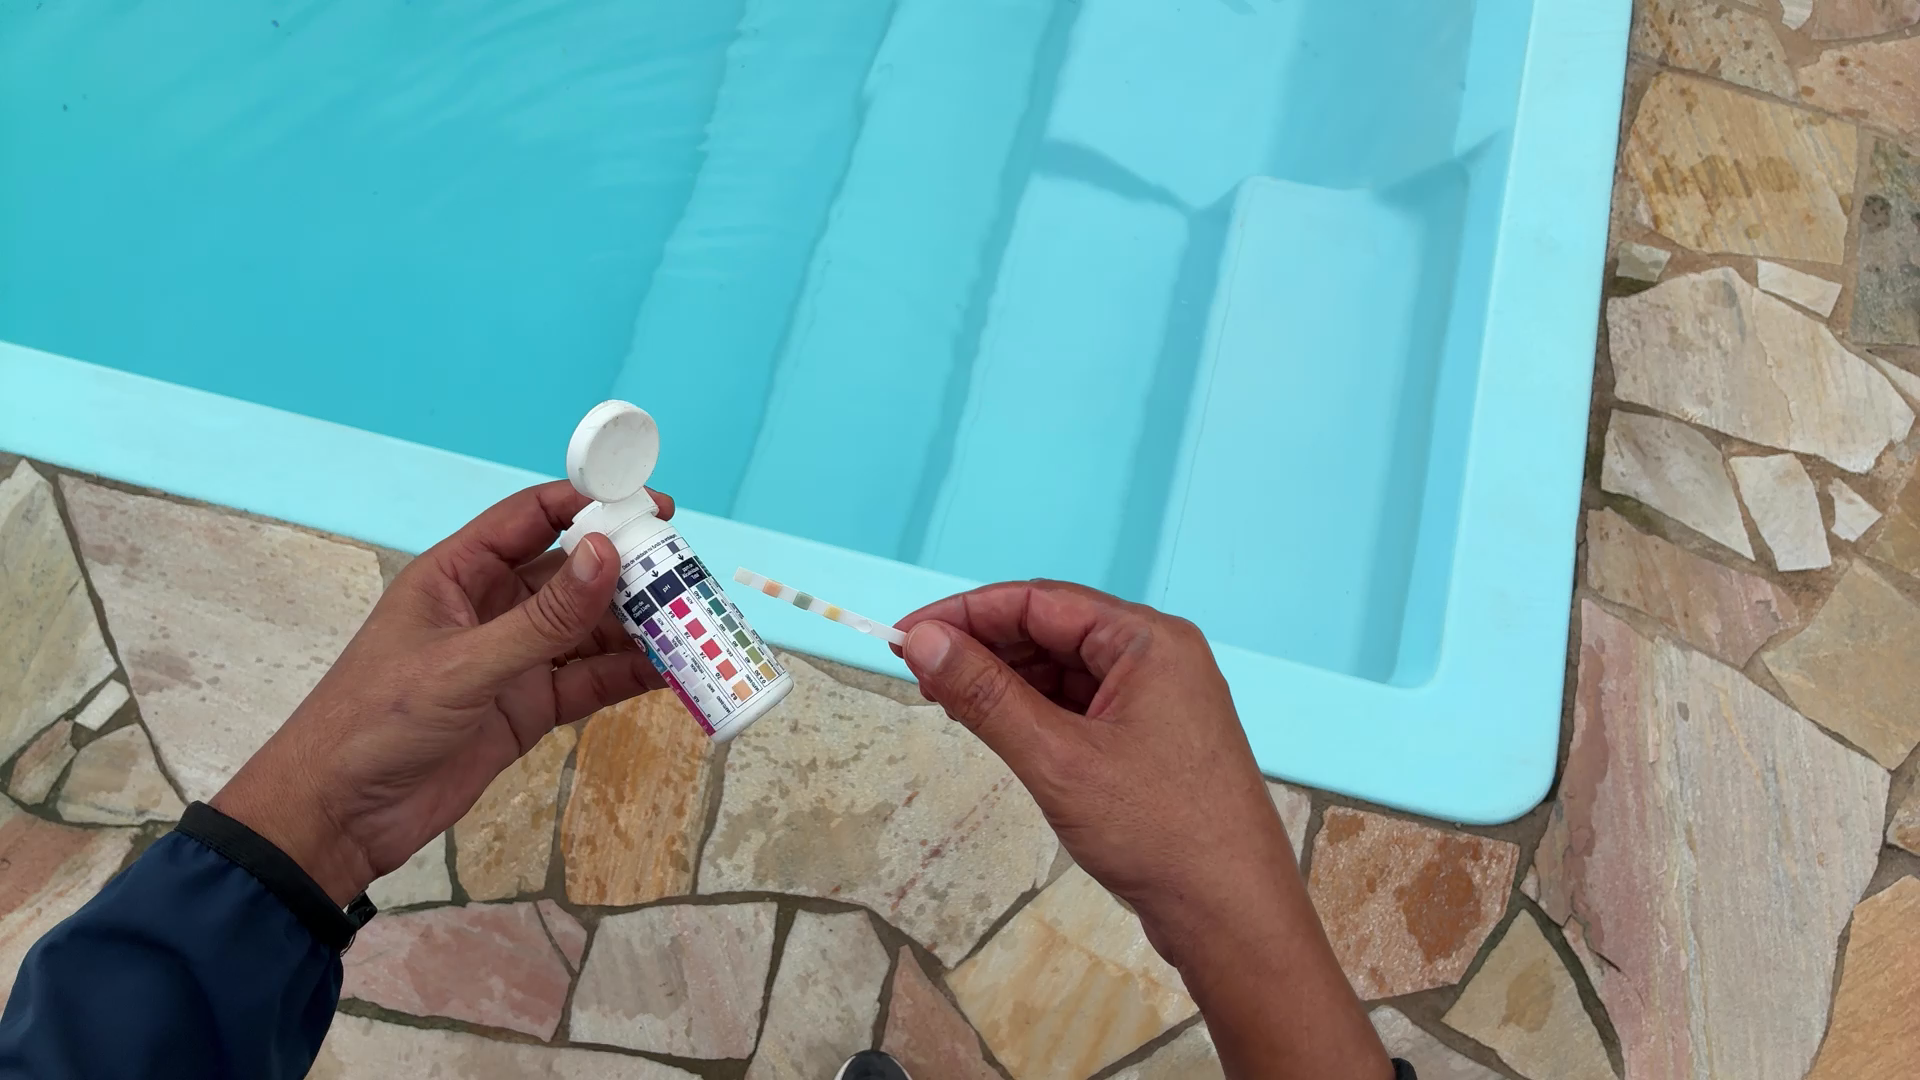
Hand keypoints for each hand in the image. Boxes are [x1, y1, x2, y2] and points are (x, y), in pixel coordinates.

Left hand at [211, 481, 668, 904]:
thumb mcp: (464, 665)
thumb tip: (608, 552)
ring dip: (638, 626)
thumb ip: (544, 616)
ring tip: (691, 623)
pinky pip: (594, 677)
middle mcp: (498, 607)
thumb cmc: (377, 722)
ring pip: (593, 627)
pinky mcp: (536, 701)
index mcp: (462, 574)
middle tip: (686, 570)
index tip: (650, 505)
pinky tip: (670, 670)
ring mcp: (521, 656)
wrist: (338, 823)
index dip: (591, 503)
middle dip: (630, 570)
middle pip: (577, 573)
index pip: (533, 518)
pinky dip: (631, 673)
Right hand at [896, 581, 1390, 1079]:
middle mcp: (1154, 654)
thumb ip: (985, 693)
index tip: (906, 633)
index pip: (1039, 601)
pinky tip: (995, 722)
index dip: (966, 613)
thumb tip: (921, 640)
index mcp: (1146, 639)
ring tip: (946, 699)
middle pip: (1051, 629)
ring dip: (1003, 679)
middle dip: (982, 647)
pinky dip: (1032, 709)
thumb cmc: (1155, 831)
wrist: (1236, 922)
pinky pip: (1077, 702)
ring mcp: (1154, 695)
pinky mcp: (1148, 732)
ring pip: (1061, 668)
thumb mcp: (1057, 758)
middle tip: (919, 672)